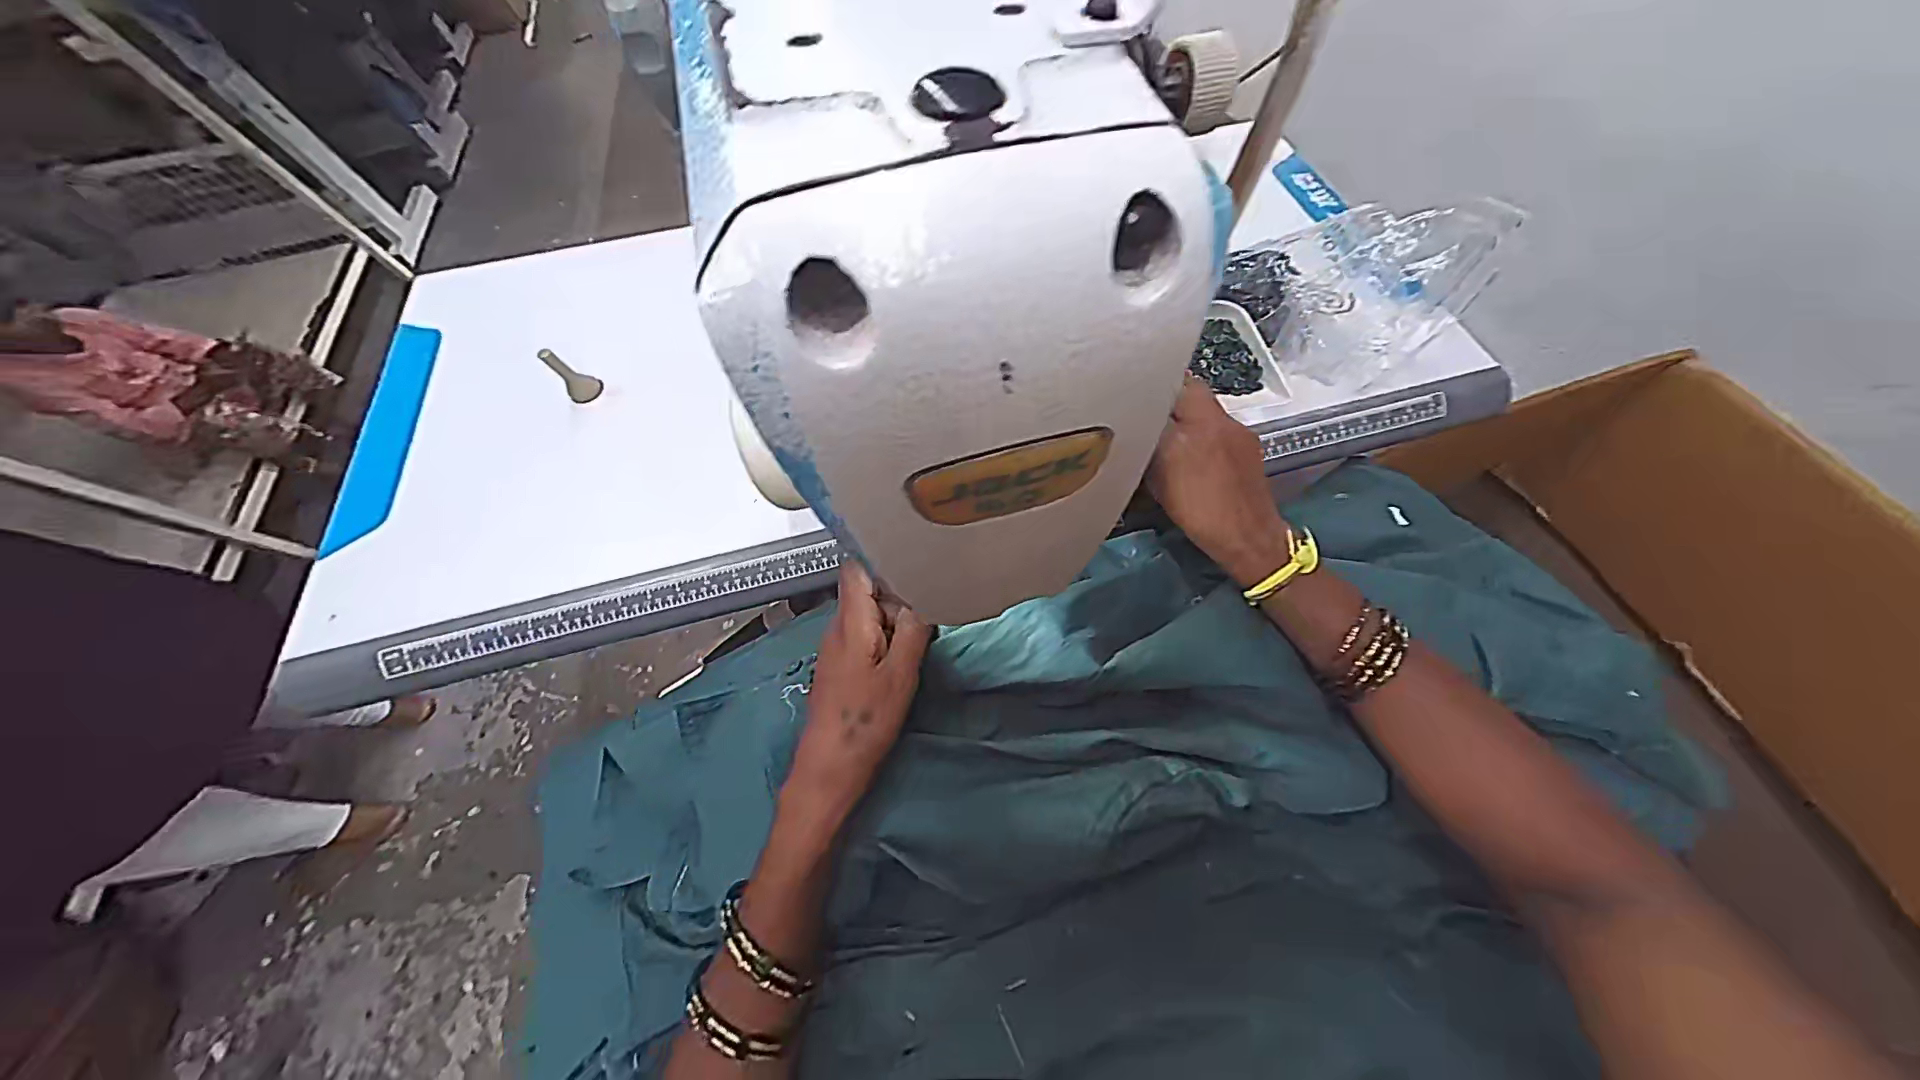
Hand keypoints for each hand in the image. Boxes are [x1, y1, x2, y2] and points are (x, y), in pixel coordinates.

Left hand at [780, 561, 931, 840]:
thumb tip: (922, 597)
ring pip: (868, 615)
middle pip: (867, 591)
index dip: (882, 558)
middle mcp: (837, 627)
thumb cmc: (865, 720)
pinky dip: (885, 640)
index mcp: (850, 621)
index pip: (856, 568)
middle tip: (927, 613)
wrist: (829, 766)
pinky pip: (864, 636)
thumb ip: (912, 630)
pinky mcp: (840, 665)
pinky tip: (901, 660)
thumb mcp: (901, 673)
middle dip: (898, 597)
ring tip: (918, 639)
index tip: (914, 562)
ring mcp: (836, 647)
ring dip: (893, 621)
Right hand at [1146, 376, 1293, 586]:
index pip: (1177, 383)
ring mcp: (1240, 434)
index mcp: (1200, 420)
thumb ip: (1151, 442)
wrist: (1248, 537)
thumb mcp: (1160, 478)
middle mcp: (1223, 419)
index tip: (1137, 400)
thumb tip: (1140, 422)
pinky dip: (1204, 439)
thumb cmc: (1201, 511)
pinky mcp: (1249, 451)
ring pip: (1206, 415)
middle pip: (1193, 396)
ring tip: (1170, 445)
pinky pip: (1219, 433)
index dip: (1155, 388)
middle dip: (1170, 405)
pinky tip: (1195, 462)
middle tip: (1149, 422)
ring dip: (1188, 423)